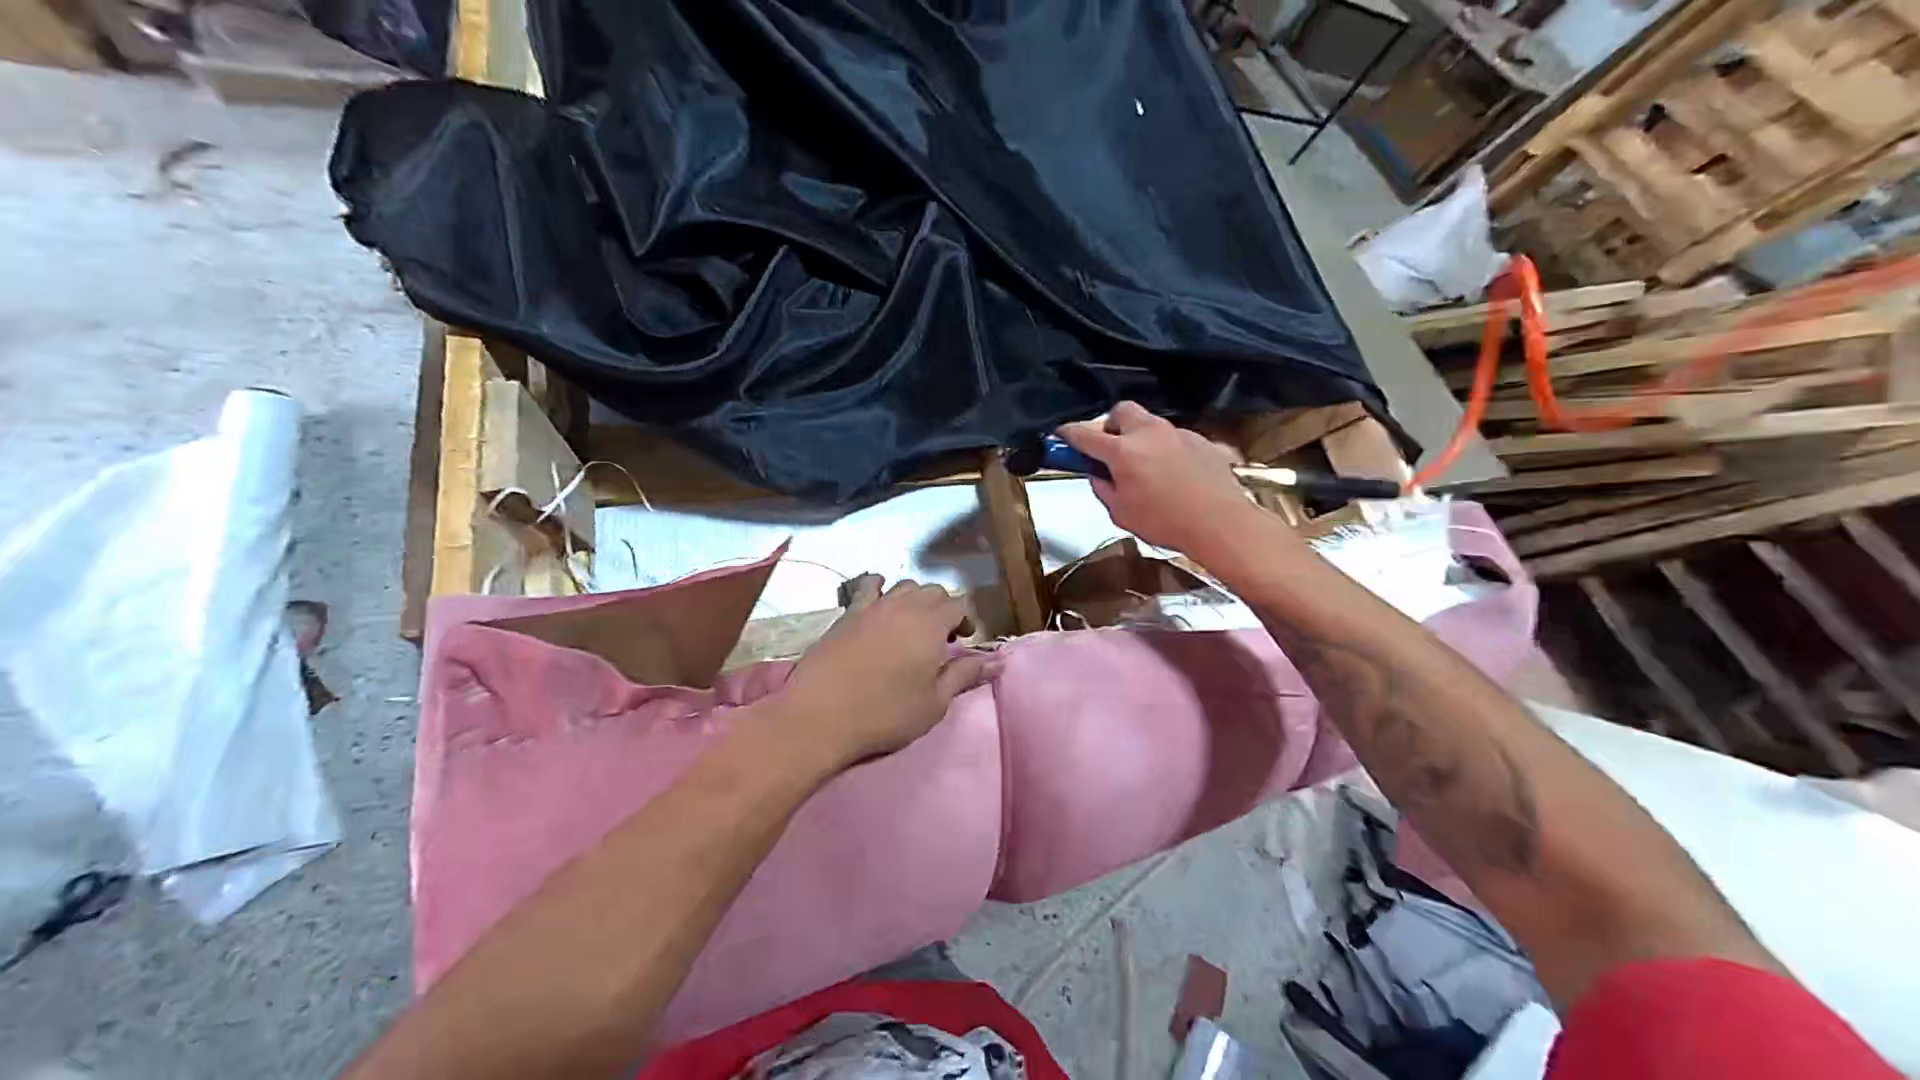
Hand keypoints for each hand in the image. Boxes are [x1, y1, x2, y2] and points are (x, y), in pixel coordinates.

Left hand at [765, 581, 994, 771]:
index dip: (964, 622)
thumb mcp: (934, 702)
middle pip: (932, 592)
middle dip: (942, 609)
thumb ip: (965, 675)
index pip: (958, 606)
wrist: (821, 714)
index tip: (962, 643)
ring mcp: (873, 606)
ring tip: (911, 625)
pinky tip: (878, 601)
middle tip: (939, 638)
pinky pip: (867, 587)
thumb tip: (998, 662)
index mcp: (931, 624)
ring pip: (903, 586)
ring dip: (914, 599)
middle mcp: (904, 606)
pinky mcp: (847, 613)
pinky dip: (879, 587)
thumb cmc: (886, 713)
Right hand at [1057, 401, 1260, 554]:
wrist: (1220, 523)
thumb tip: (1098, 475)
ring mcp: (1177, 433)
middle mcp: (1148, 433)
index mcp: (1122, 451)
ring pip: (1150, 424)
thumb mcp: (1121, 513)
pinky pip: (1174, 438)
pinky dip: (1166, 450)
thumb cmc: (1166, 522)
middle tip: (1110, 450)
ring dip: (1140, 438)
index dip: (1068, 434)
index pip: (1085, 434)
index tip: (1061, 436)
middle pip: (1121, 411)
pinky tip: (1172, 475)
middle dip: (1110, 425)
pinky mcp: (1201, 441)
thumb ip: (1103, 489)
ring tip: (1144, 467)